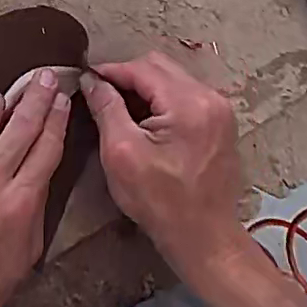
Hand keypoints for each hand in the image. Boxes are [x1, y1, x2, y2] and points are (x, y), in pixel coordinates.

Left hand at [0, 73, 71, 306]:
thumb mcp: (28, 249)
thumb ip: (39, 201)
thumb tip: (46, 157)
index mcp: (19, 204)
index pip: (48, 142)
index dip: (59, 114)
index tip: (63, 97)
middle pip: (24, 119)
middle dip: (39, 92)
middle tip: (45, 77)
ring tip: (0, 105)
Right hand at [81, 52, 247, 273]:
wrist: (206, 240)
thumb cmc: (161, 204)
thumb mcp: (122, 155)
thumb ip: (107, 109)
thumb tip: (92, 81)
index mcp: (189, 103)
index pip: (143, 68)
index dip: (112, 71)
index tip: (87, 78)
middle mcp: (209, 97)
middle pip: (161, 67)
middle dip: (128, 76)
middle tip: (101, 93)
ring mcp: (219, 108)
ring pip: (173, 79)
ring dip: (145, 88)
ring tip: (119, 107)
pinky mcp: (220, 120)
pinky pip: (185, 94)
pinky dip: (162, 100)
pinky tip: (144, 119)